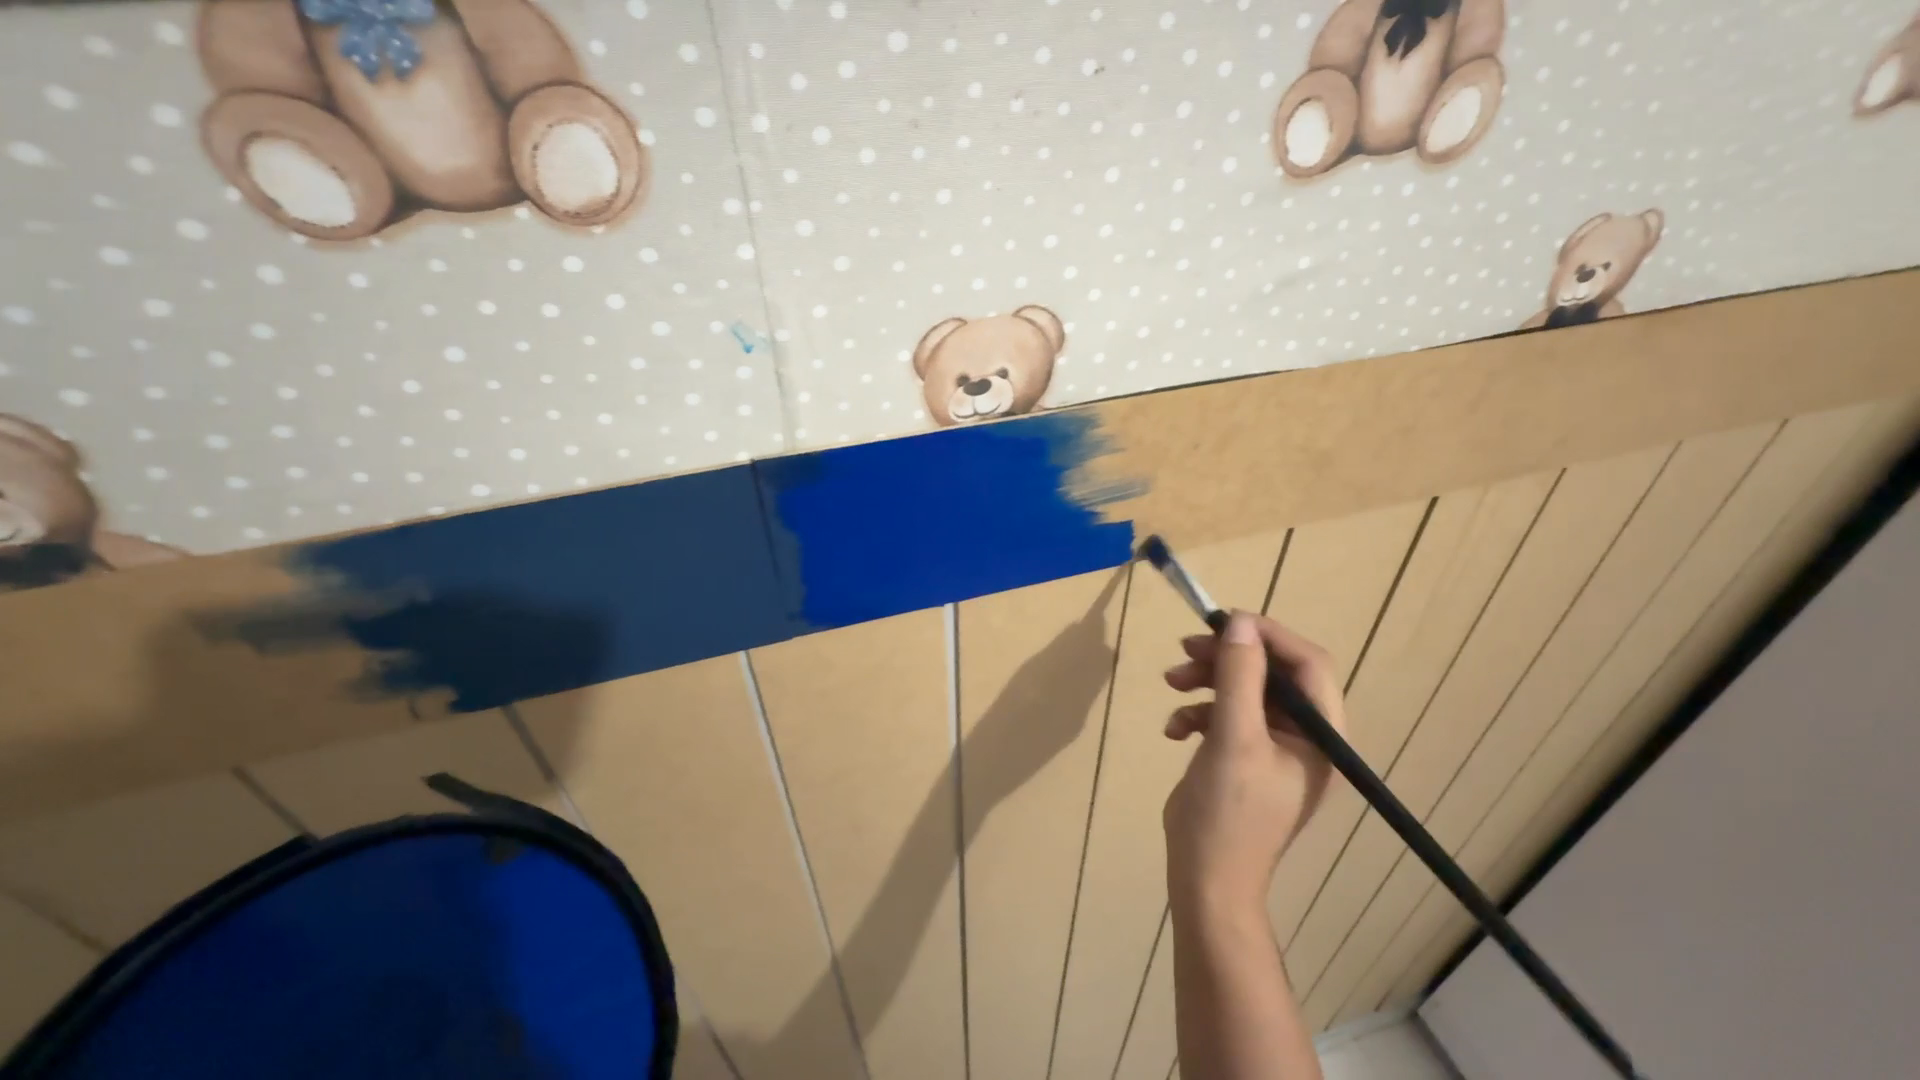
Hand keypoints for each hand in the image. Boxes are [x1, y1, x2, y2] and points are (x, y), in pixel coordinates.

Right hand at [1161, 611, 1346, 923]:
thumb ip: (1238, 677)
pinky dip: (1197, 713)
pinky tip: (1174, 729)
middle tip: (1186, 649)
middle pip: (1271, 672)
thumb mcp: (1233, 739)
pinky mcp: (1241, 755)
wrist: (1206, 880)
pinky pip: (1223, 715)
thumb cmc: (1230, 814)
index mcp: (1321, 734)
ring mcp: (1272, 747)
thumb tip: (1239, 622)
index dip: (1269, 636)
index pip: (1308, 664)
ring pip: (1243, 689)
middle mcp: (1304, 736)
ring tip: (1171, 681)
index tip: (1225, 622)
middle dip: (1228, 657)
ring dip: (1206, 681)